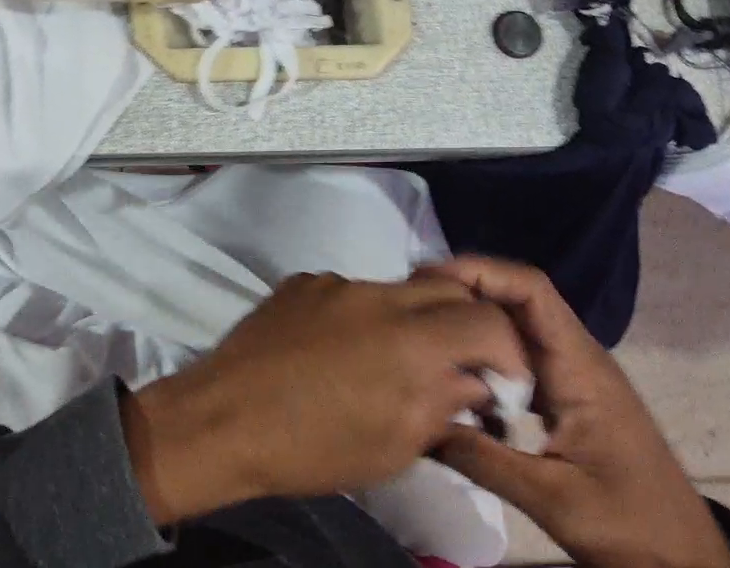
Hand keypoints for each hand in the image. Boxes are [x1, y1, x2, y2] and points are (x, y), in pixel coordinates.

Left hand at [120, 272, 528, 524]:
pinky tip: (338, 351)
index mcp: (409, 339)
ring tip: (390, 360)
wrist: (223, 418)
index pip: (485, 320)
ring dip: (408, 319)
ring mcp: (332, 283)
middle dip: (465, 322)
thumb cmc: (314, 447)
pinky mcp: (298, 283)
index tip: (501, 378)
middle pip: (445, 289)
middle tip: (458, 361)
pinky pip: (347, 292)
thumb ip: (442, 404)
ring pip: (393, 289)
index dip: (506, 349)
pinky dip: (360, 316)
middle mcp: (375, 295)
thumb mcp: (394, 445)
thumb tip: (470, 380)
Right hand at [426, 257, 729, 567]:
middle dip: (464, 295)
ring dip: (472, 326)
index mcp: (581, 368)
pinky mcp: (567, 399)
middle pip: (516, 302)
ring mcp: (574, 378)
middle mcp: (578, 360)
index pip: (532, 290)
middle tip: (412, 306)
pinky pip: (520, 360)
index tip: (428, 280)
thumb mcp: (551, 499)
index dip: (480, 272)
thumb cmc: (631, 528)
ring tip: (423, 334)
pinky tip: (455, 382)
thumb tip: (417, 423)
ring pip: (515, 331)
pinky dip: (484, 359)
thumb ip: (481, 458)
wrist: (687, 565)